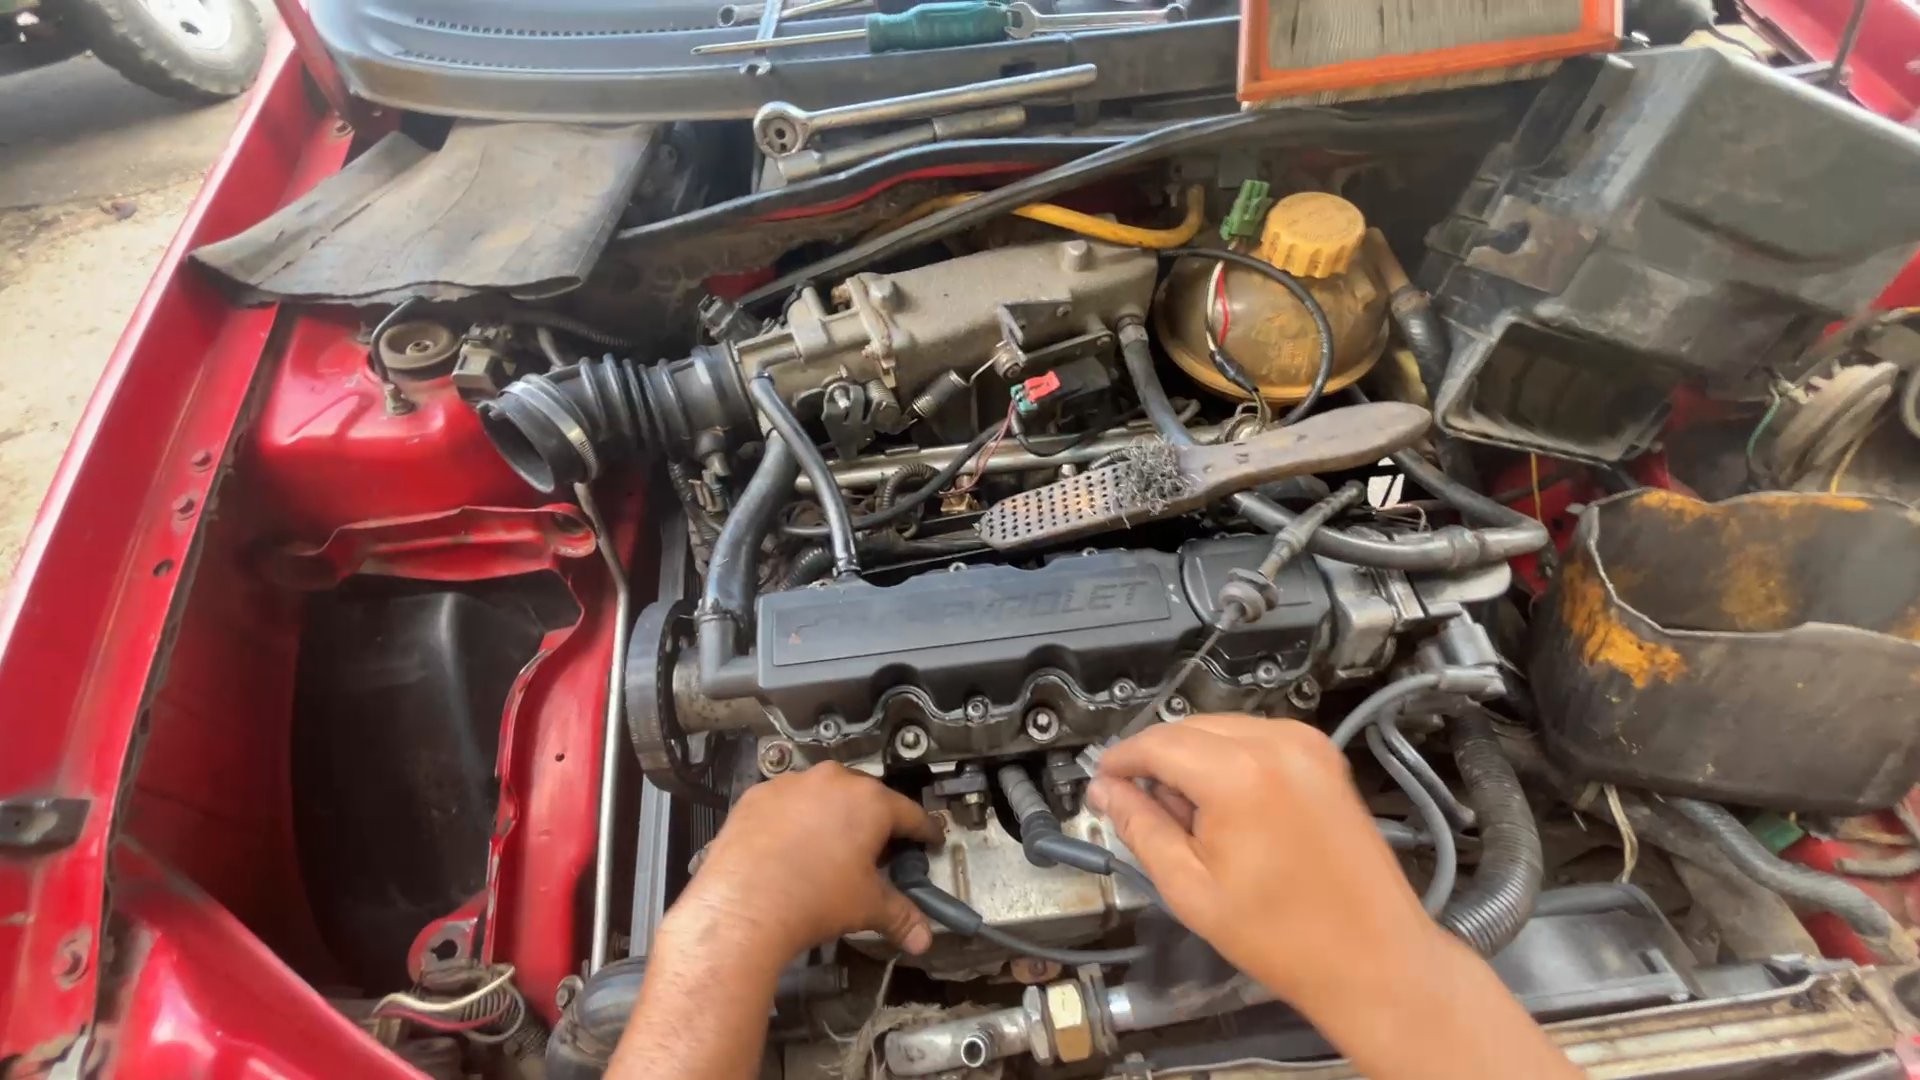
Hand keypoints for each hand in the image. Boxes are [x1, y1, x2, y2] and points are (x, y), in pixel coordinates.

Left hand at [664, 763, 940, 962]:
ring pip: (824, 794)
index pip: (910, 813)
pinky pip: (788, 801)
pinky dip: (794, 818)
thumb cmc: (816, 900)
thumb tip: (924, 939)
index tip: (929, 840)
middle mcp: (834, 780)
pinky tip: (790, 846)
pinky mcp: (759, 794)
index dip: (923, 830)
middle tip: (876, 851)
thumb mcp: (867, 906)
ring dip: (832, 815)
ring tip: (828, 849)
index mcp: (870, 801)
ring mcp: (793, 783)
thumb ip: (901, 915)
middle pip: (866, 798)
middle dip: (875, 822)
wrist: (742, 907)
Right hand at [1087, 715, 1440, 1005]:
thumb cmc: (1281, 936)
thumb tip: (1105, 791)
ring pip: (1216, 727)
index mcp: (1239, 774)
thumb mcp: (1189, 887)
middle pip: (1185, 729)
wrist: (1376, 960)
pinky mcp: (1321, 753)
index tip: (1102, 779)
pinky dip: (1226, 756)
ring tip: (1188, 813)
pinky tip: (1226, 802)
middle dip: (1154, 759)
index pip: (1156, 743)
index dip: (1121, 759)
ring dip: (1189, 757)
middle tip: (1140, 805)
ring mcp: (1304, 743)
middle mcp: (1274, 743)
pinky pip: (1251, 735)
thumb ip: (1139, 827)